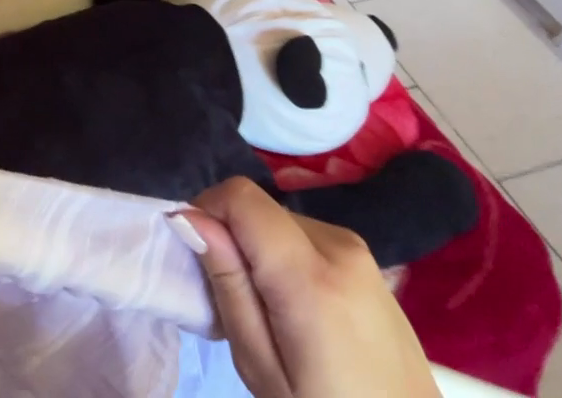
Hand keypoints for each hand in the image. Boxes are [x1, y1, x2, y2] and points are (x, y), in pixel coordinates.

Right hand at [181, 178, 438, 397]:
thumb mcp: (261, 366)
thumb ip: (228, 286)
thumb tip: (190, 218)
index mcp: (311, 275)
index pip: (240, 196)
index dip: (207, 212)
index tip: (200, 259)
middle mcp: (340, 247)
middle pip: (259, 210)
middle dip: (232, 240)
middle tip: (232, 300)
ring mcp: (361, 254)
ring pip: (279, 223)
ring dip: (258, 250)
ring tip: (268, 310)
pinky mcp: (371, 265)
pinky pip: (306, 239)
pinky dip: (285, 258)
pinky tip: (299, 310)